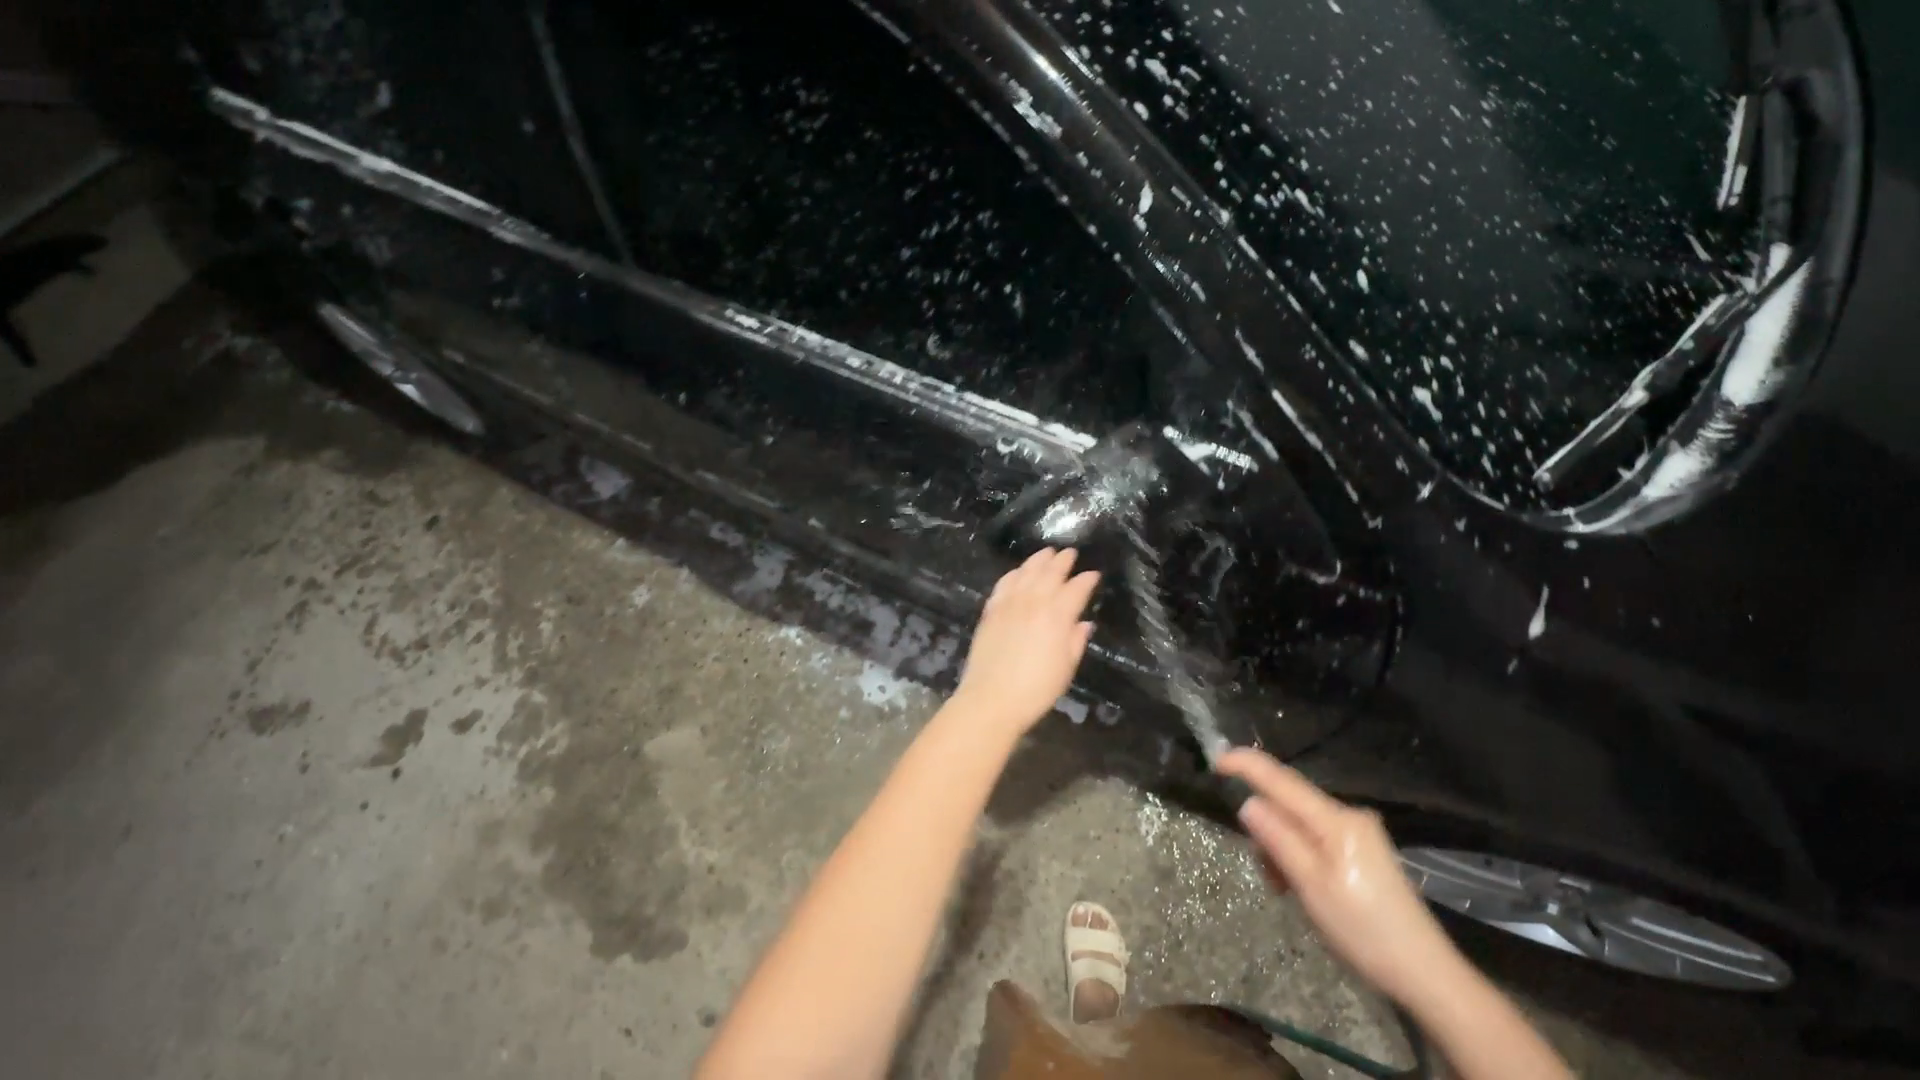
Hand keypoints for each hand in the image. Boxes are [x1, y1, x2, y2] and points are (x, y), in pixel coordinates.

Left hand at [953, 548, 1099, 734]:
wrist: (991, 699)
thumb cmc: (1036, 689)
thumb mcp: (1066, 668)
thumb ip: (1075, 641)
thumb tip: (1083, 623)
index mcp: (1057, 616)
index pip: (1076, 589)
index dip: (1087, 579)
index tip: (1094, 574)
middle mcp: (1033, 602)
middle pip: (1050, 573)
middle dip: (1063, 561)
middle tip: (1070, 553)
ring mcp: (1009, 604)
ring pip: (1026, 572)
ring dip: (1038, 560)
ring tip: (1047, 552)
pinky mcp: (990, 610)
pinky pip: (1004, 583)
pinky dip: (1014, 573)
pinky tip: (1018, 572)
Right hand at [1217, 748, 1462, 1009]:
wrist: (1423, 971)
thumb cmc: (1363, 930)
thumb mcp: (1311, 886)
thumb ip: (1278, 840)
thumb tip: (1248, 804)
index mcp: (1336, 821)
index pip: (1282, 781)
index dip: (1247, 766)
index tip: (1215, 760)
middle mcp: (1348, 817)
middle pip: (1288, 805)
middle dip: (1265, 830)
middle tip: (1268, 876)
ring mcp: (1357, 834)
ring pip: (1298, 826)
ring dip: (1281, 850)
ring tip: (1287, 891)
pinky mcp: (1361, 853)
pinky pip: (1315, 841)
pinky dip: (1298, 859)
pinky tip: (1303, 890)